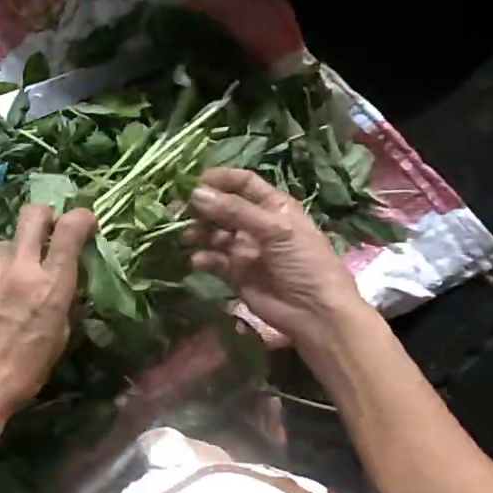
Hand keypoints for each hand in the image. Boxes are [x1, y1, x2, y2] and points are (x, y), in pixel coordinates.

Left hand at [0, 206, 94, 438]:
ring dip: (14, 259)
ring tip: (9, 288)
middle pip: (33, 215)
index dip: (81, 217)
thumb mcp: (61, 331)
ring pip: (6, 246)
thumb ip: (65, 296)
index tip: (85, 222)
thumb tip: (69, 275)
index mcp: (51, 284)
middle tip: (46, 233)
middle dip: (45, 217)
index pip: (69, 229)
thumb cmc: (28, 367)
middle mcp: (19, 268)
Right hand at [186, 168, 370, 346]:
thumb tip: (195, 193)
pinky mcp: (237, 275)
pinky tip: (198, 260)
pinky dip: (204, 258)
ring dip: (199, 231)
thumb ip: (235, 211)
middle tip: (176, 210)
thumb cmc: (305, 263)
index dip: (219, 179)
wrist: (316, 313)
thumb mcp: (276, 229)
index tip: (191, 181)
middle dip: (202, 207)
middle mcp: (258, 224)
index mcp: (275, 206)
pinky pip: (214, 260)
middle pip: (224, 207)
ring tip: (186, 235)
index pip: (243, 183)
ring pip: (215, 233)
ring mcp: (247, 250)